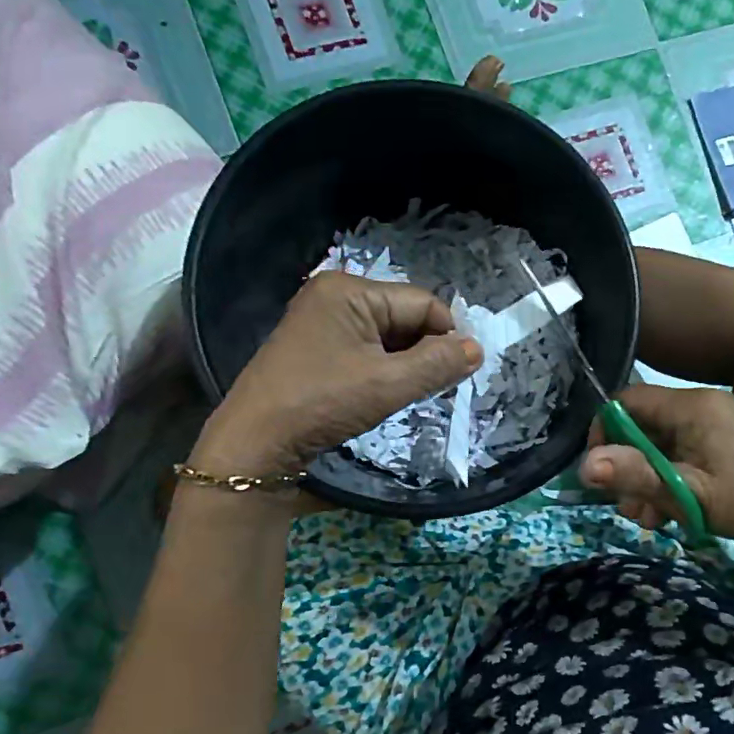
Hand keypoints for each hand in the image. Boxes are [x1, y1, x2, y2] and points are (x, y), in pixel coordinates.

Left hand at [189, 272, 481, 477]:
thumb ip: (439, 363)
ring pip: (391, 335)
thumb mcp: (389, 383)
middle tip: (429, 388)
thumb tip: (478, 350)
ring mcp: (324, 320)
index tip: (454, 375)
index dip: (446, 337)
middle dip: (425, 351)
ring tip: (404, 393)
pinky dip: (386, 368)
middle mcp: (336, 295)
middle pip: (407, 317)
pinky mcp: (319, 345)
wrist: (256, 443)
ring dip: (407, 363)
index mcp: (350, 290)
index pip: (424, 304)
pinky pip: (370, 348)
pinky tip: (383, 392)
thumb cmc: (322, 403)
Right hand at [578, 385, 733, 549]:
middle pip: (643, 426)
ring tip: (653, 519)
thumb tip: (584, 466)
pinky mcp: (724, 441)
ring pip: (661, 445)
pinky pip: (682, 453)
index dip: (605, 432)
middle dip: (629, 468)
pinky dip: (670, 480)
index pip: (627, 401)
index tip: (602, 471)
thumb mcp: (688, 492)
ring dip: (648, 481)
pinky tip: (672, 513)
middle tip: (631, 509)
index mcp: (692, 406)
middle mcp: (702, 405)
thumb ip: (636, 476)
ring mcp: (715, 423)